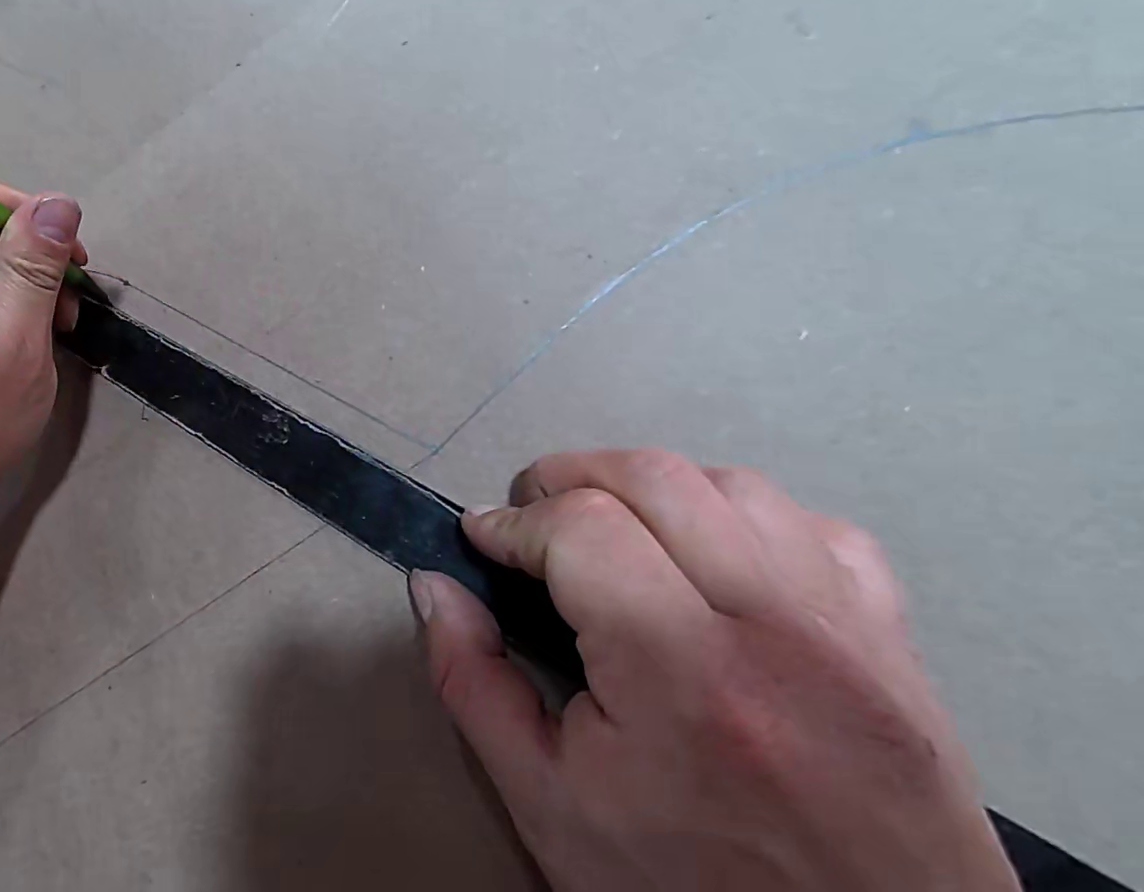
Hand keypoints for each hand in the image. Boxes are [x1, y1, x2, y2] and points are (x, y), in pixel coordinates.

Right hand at [412, 450, 1017, 891]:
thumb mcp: (541, 797)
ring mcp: (850, 630)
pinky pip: (813, 527)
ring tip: (607, 526)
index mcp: (682, 675)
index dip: (512, 521)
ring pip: (734, 484)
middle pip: (656, 479)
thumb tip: (432, 585)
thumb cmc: (682, 888)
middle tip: (529, 514)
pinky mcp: (893, 641)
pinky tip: (703, 557)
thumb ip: (469, 679)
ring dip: (647, 488)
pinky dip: (739, 516)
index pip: (582, 528)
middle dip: (568, 476)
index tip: (482, 536)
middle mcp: (778, 632)